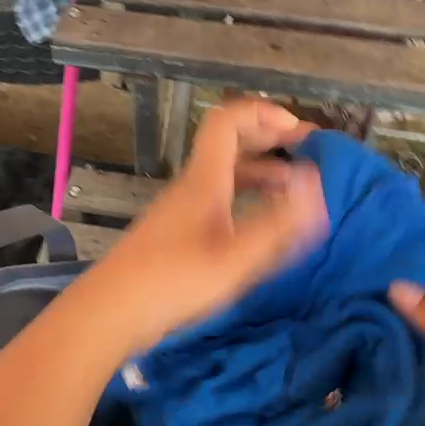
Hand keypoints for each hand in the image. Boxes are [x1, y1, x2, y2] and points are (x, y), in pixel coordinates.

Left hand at [78, 100, 326, 353]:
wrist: (110, 312)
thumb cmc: (173, 281)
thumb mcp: (235, 258)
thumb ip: (278, 223)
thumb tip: (314, 180)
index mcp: (205, 179)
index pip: (228, 120)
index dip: (264, 113)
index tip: (300, 131)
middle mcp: (192, 186)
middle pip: (228, 142)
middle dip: (269, 138)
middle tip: (306, 149)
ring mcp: (181, 209)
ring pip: (225, 173)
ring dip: (261, 171)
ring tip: (294, 189)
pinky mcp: (176, 234)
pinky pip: (218, 199)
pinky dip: (246, 198)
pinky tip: (260, 225)